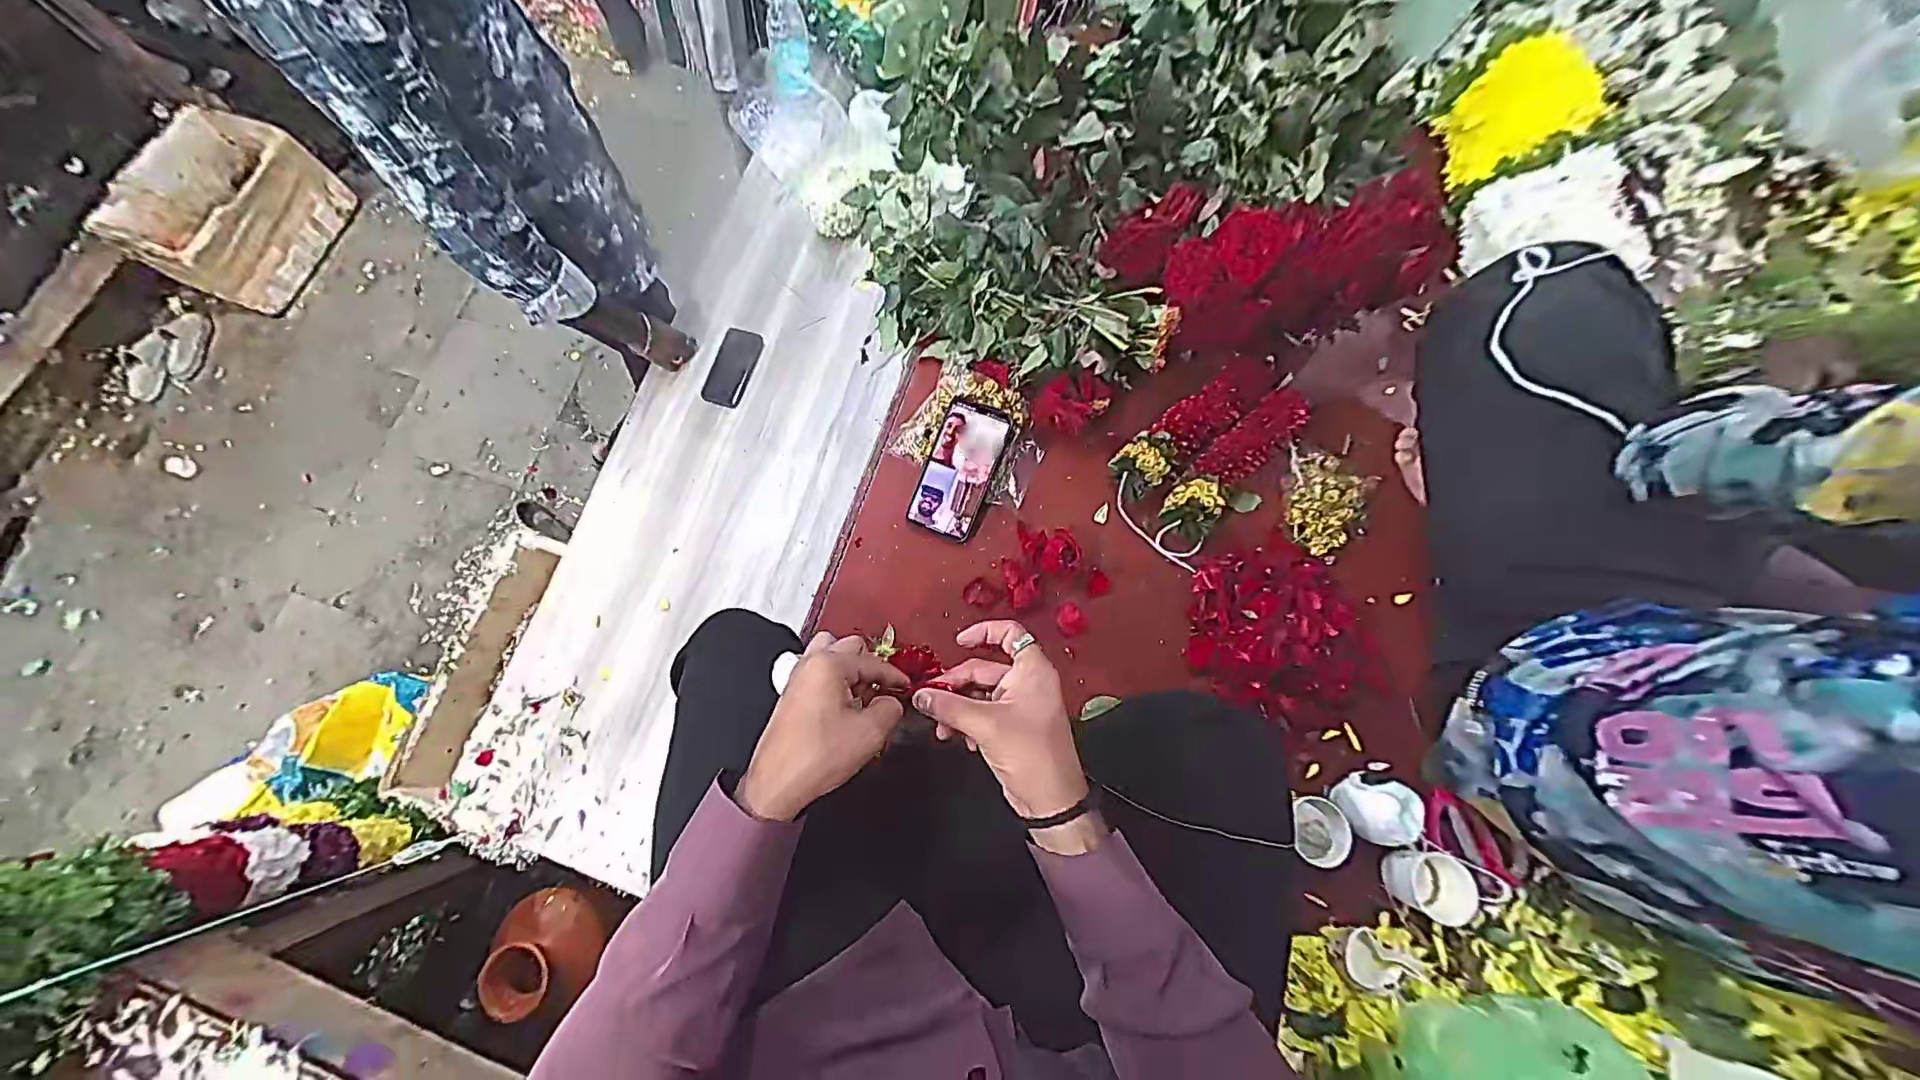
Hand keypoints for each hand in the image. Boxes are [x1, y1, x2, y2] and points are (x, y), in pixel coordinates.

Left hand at [735, 632, 908, 821]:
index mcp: (828, 665)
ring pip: (832, 656)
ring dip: (851, 670)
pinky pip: (819, 674)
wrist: (777, 784)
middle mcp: (810, 665)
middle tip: (885, 689)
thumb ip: (890, 708)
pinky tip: (845, 707)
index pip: (872, 661)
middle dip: (871, 667)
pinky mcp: (792, 696)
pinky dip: (836, 682)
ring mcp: (798, 679)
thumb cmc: (813, 758)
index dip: (894, 675)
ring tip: (864, 695)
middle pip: (850, 648)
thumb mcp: (871, 732)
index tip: (904, 686)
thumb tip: (891, 703)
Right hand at [912, 621, 1089, 822]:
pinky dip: (967, 721)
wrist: (1050, 799)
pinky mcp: (1012, 726)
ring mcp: (1020, 705)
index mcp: (1032, 671)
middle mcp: (1027, 683)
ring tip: (940, 724)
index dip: (984, 632)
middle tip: (932, 698)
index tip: (959, 641)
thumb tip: (923, 695)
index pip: (1010, 633)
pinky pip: (983, 713)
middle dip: (956, 684)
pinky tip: (955, 737)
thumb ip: (949, 706)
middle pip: (984, 669)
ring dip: (957, 707)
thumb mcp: (985, 725)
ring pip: (980, 694)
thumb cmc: (1031, 755)